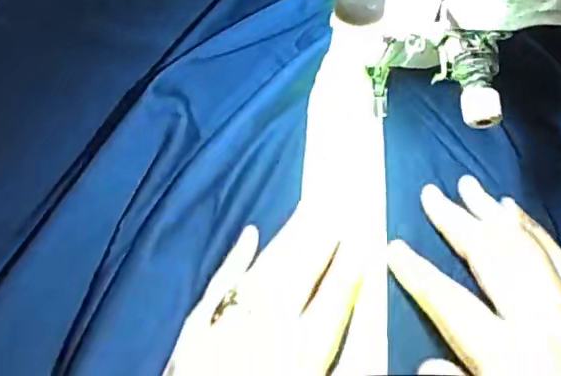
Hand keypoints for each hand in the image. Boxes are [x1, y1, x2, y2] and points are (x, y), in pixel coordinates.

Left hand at [165, 204, 362, 375]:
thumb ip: (346, 364)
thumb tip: (369, 337)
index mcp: (302, 351)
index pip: (336, 292)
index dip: (352, 259)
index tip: (364, 230)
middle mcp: (266, 329)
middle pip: (301, 269)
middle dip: (322, 234)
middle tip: (339, 200)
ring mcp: (226, 329)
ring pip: (264, 270)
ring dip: (288, 236)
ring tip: (309, 206)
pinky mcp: (191, 339)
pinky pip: (216, 290)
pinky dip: (235, 261)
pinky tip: (250, 234)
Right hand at [387, 176, 560, 375]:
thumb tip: (424, 368)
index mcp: (512, 354)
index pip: (453, 304)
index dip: (420, 275)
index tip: (396, 246)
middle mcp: (539, 317)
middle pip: (490, 256)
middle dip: (458, 222)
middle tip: (433, 193)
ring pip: (525, 243)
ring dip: (494, 212)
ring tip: (470, 188)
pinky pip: (558, 253)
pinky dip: (535, 229)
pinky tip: (520, 214)